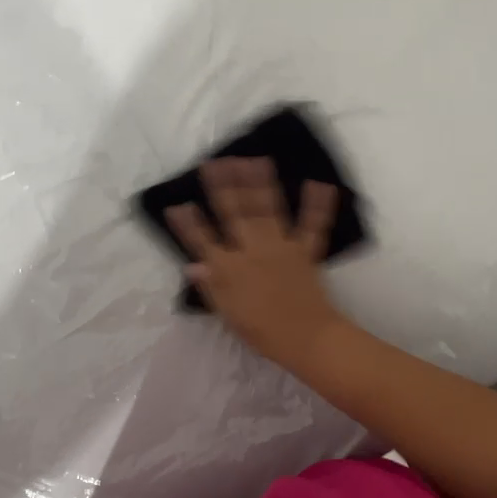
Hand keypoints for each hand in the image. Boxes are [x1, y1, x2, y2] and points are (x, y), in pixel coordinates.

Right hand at [165, 157, 346, 364]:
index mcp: (230, 268)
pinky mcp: (305, 250)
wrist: (305, 338)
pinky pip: (313, 225)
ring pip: (268, 209)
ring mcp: (280, 246)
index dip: (189, 223)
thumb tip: (192, 266)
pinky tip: (319, 183)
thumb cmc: (262, 331)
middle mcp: (252, 250)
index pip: (203, 241)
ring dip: (260, 182)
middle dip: (225, 185)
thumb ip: (211, 287)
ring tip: (254, 159)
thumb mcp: (229, 314)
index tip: (177, 204)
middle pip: (235, 213)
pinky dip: (317, 204)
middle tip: (217, 160)